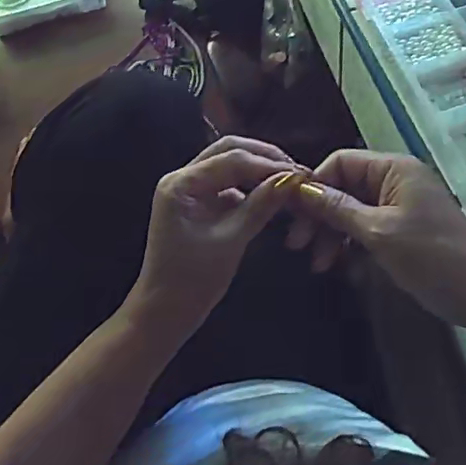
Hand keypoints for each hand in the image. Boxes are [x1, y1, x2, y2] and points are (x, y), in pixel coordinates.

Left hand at [123, 136, 301, 339]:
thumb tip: (293, 179)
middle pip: (228, 151)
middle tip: (297, 171)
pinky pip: (227, 184)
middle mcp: (181, 178)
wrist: (164, 313)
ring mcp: (188, 190)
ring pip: (229, 165)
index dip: (269, 165)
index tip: (301, 174)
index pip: (232, 159)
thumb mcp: (231, 240)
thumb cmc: (193, 281)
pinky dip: (250, 186)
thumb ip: (261, 205)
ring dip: (258, 170)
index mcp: (181, 184)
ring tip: (289, 182)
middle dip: (264, 158)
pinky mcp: (197, 204)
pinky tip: (272, 195)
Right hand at [288, 150, 465, 331]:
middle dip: (318, 215)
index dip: (314, 184)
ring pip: (350, 212)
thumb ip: (337, 208)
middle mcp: (394, 181)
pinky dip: (349, 246)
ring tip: (318, 264)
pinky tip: (339, 267)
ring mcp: (397, 207)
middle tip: (296, 244)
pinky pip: (364, 229)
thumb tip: (299, 189)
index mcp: (392, 169)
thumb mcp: (378, 232)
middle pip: (342, 188)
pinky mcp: (400, 231)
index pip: (339, 162)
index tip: (292, 214)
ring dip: (330, 235)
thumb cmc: (432, 256)